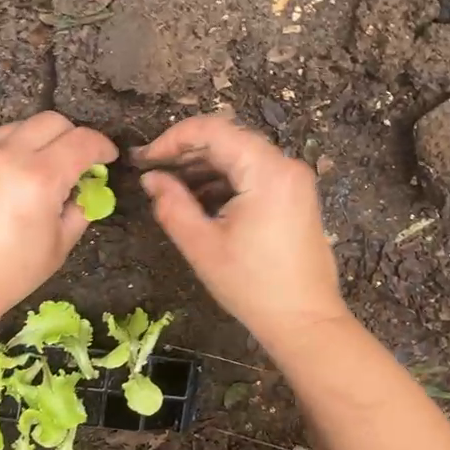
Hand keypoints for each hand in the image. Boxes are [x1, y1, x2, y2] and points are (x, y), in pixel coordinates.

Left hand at [0, 112, 117, 319]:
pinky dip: (8, 153)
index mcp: (40, 178)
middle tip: (74, 161)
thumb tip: (85, 189)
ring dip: (37, 141)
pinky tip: (8, 181)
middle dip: (71, 136)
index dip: (102, 147)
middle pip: (51, 120)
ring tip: (38, 170)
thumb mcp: (59, 245)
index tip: (107, 158)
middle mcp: (8, 156)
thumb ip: (79, 208)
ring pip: (19, 127)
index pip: (82, 141)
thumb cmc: (10, 273)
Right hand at [138, 115, 350, 349]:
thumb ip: (172, 205)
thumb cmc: (252, 286)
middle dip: (185, 152)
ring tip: (169, 188)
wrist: (305, 320)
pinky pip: (253, 173)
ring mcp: (293, 180)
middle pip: (227, 139)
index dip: (172, 138)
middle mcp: (285, 166)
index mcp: (266, 171)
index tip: (144, 159)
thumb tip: (151, 179)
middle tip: (151, 172)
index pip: (213, 129)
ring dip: (202, 167)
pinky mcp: (294, 195)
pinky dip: (223, 180)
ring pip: (239, 155)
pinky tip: (198, 201)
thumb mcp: (202, 245)